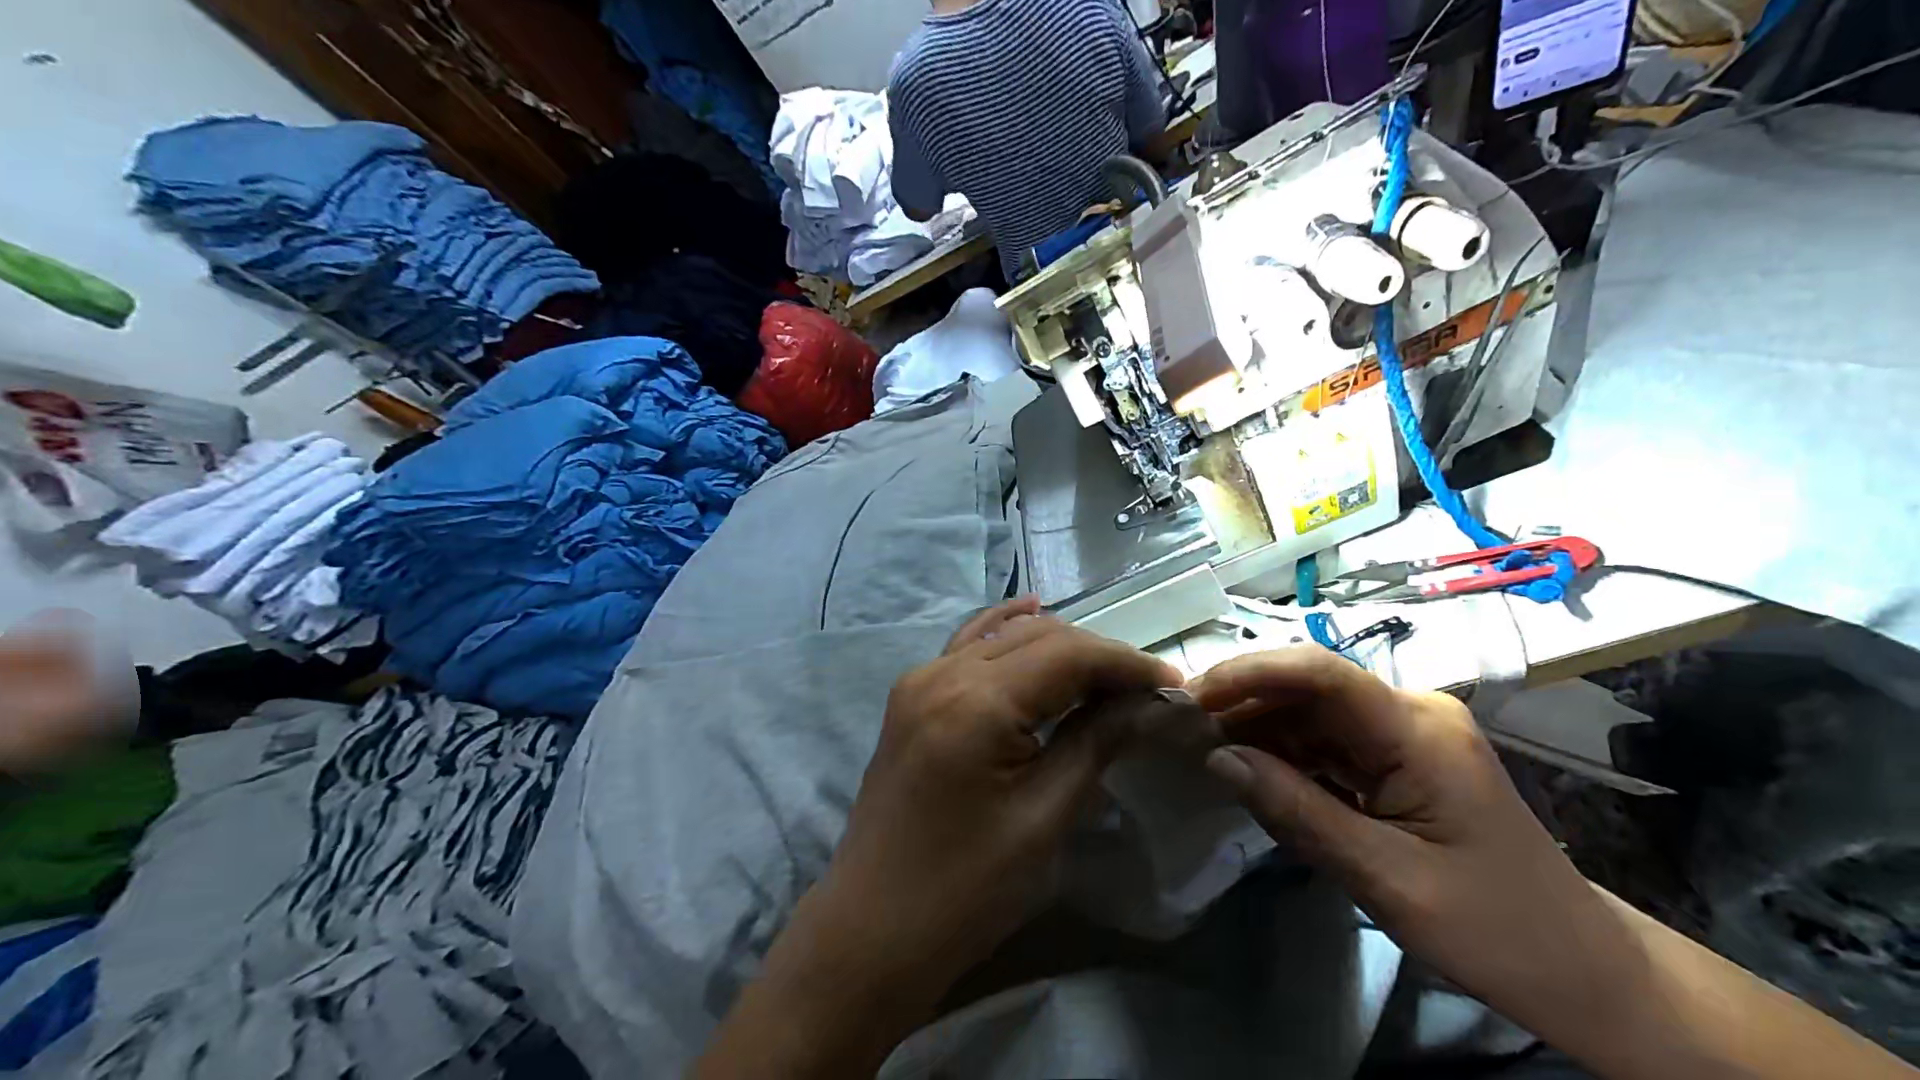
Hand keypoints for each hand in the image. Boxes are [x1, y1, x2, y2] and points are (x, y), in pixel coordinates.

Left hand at [694, 598, 1181, 1078]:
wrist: (872, 929)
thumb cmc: (965, 889)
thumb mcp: (1043, 817)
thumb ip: (1096, 743)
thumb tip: (1151, 704)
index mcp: (976, 702)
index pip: (1068, 655)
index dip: (1125, 664)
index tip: (1172, 684)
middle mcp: (942, 673)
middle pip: (1037, 638)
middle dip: (1096, 655)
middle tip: (1144, 690)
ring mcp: (919, 681)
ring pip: (1003, 638)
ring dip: (1058, 647)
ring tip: (1105, 676)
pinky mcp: (911, 698)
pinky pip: (968, 648)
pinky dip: (1005, 632)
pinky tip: (1031, 614)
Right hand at [1191, 647, 1614, 1022]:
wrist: (1584, 971)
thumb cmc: (1496, 929)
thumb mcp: (1385, 876)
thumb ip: (1296, 811)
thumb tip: (1217, 758)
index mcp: (1418, 730)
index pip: (1319, 673)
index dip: (1247, 673)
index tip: (1191, 697)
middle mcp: (1411, 712)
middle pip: (1308, 686)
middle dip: (1242, 699)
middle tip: (1182, 727)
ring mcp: (1405, 733)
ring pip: (1310, 711)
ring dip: (1256, 726)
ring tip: (1201, 746)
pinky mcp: (1398, 757)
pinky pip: (1326, 740)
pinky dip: (1283, 752)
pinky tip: (1247, 767)